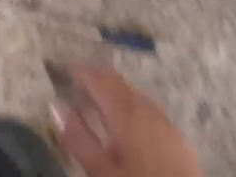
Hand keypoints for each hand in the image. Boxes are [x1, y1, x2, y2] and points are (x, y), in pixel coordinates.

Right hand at [49, 63, 200, 176]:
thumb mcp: (101, 172)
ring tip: (97, 103)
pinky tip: (126, 123)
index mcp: (125, 113)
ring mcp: (165, 123)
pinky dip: (130, 106)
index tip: (62, 70)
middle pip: (118, 83)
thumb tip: (58, 108)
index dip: (80, 71)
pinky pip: (148, 109)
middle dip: (96, 79)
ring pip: (134, 95)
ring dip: (114, 92)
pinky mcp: (177, 139)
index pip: (99, 79)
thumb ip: (79, 139)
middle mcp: (146, 110)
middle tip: (76, 84)